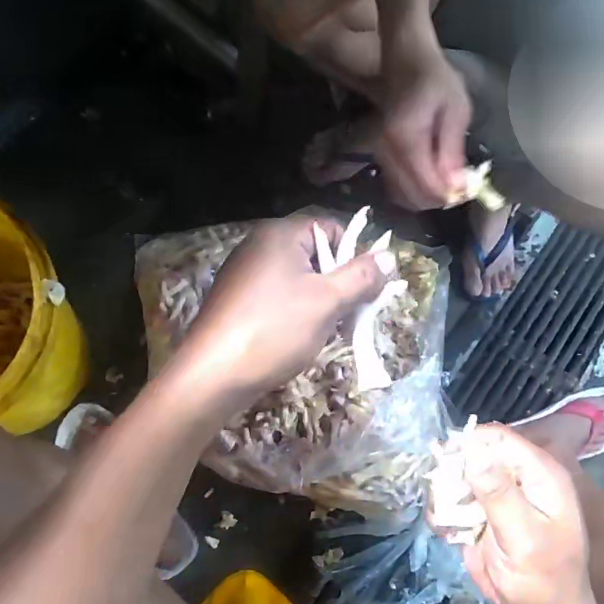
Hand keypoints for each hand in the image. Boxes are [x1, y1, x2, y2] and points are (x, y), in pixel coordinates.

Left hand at [174, 213, 393, 398]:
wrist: (213, 375)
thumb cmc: (275, 330)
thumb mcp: (328, 301)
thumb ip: (362, 277)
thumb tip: (390, 256)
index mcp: (280, 235)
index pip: (331, 228)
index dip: (356, 254)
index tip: (369, 287)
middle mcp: (260, 246)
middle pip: (318, 254)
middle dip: (343, 283)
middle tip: (356, 315)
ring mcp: (247, 274)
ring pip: (302, 280)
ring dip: (325, 303)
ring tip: (332, 331)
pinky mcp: (240, 301)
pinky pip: (283, 297)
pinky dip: (301, 313)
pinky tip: (303, 339)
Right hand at [378, 41, 471, 210]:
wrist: (407, 61)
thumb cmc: (436, 80)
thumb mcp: (456, 110)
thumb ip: (453, 150)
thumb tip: (457, 187)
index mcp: (405, 139)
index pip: (427, 187)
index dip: (450, 196)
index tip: (468, 187)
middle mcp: (387, 151)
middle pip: (414, 199)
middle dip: (440, 199)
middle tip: (461, 185)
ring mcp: (380, 155)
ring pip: (405, 198)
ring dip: (429, 198)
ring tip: (449, 180)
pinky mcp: (380, 158)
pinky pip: (398, 189)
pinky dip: (417, 192)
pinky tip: (434, 178)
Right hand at [458, 425, 598, 603]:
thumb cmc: (544, 580)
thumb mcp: (525, 539)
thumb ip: (501, 496)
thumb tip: (475, 455)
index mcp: (541, 474)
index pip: (501, 439)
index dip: (470, 445)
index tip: (443, 462)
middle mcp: (521, 477)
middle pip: (477, 452)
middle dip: (453, 470)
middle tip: (443, 498)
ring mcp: (501, 495)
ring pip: (460, 475)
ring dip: (445, 493)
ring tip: (444, 519)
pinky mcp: (483, 514)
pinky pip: (456, 500)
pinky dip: (445, 513)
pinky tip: (448, 533)